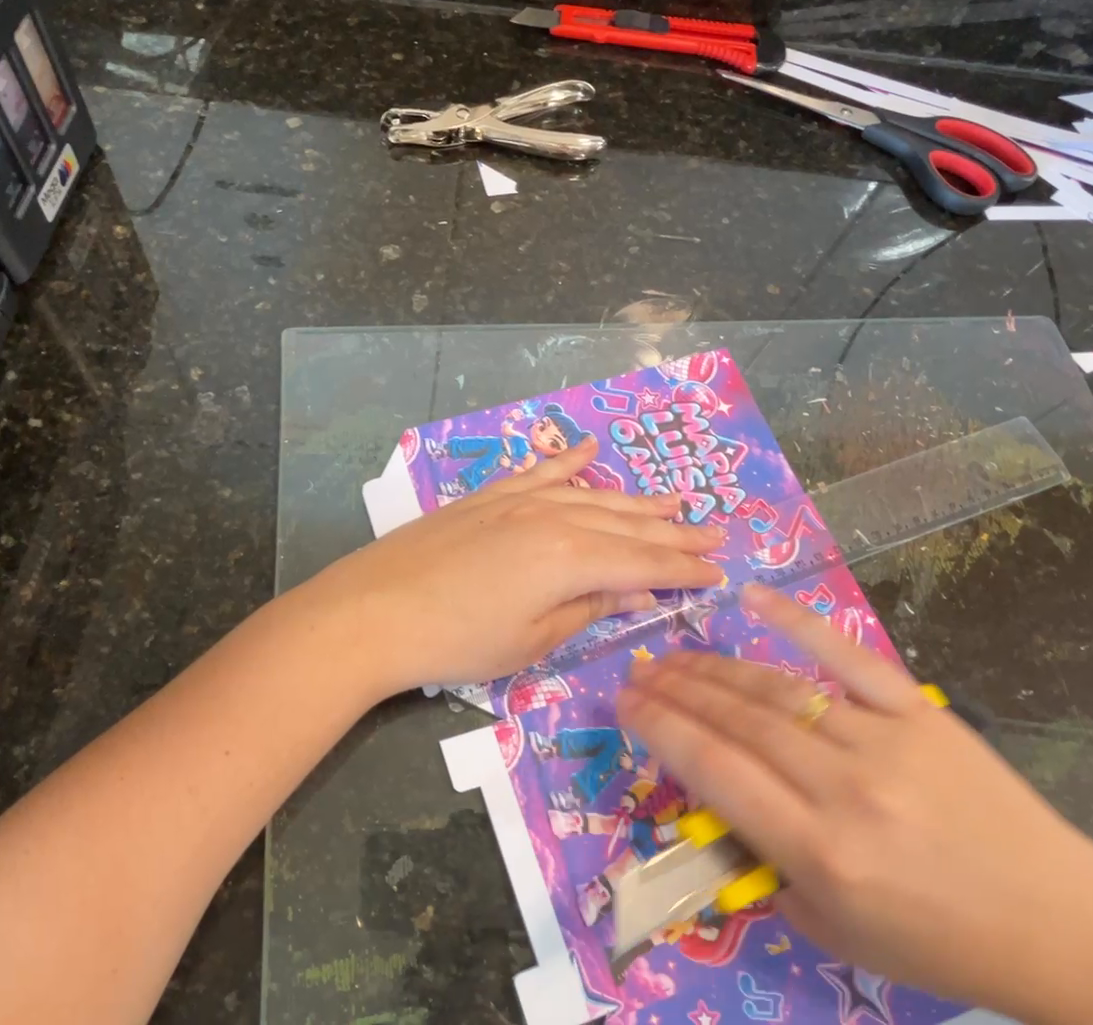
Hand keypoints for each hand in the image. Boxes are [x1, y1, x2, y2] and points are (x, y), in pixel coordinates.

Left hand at [293, 438, 720, 701]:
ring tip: (673, 499)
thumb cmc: (456, 641)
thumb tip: (636, 590)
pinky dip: (567, 463)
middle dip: (673, 532)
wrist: (372, 611)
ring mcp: (516, 502)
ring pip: (590, 496)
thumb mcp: (531, 640)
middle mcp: (553, 518)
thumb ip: (588, 608)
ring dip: (634, 498)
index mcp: (571, 559)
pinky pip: (538, 474)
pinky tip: (588, 452)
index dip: (683, 570)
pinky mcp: (485, 498)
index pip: (644, 562)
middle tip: (714, 534)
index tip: (720, 572)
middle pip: (625, 524)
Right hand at [618, 584, 1092, 1013]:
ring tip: (670, 656)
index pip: (714, 771)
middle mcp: (843, 789)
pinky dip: (795, 622)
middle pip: (735, 721)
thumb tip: (716, 807)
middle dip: (674, 691)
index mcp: (818, 850)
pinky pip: (847, 657)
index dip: (660, 729)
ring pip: (776, 690)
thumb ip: (762, 867)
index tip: (624, 705)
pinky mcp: (920, 714)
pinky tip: (751, 599)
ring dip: (712, 668)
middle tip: (636, 673)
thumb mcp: (830, 930)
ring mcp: (884, 742)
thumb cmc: (937, 941)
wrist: (1063, 927)